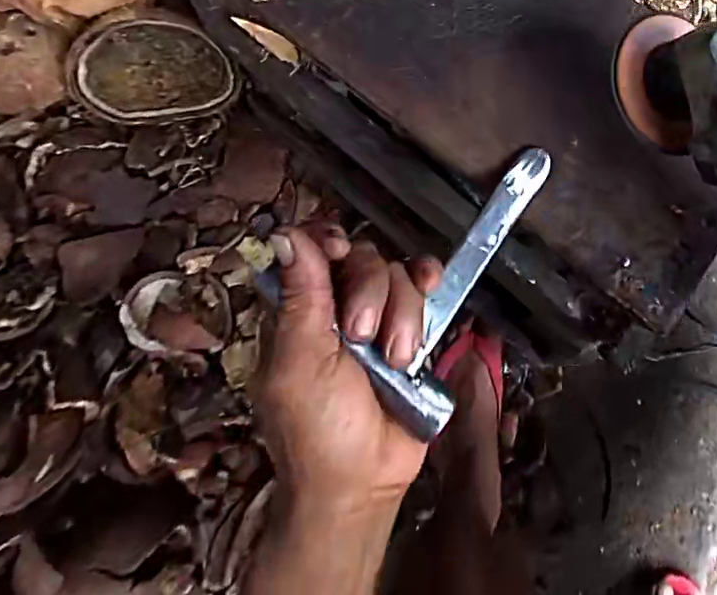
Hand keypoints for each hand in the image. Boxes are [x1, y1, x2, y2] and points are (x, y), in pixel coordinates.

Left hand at [253, 224, 443, 518]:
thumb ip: (300, 297)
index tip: (339, 253)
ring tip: (397, 359)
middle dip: (370, 293)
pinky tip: (432, 284)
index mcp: (300, 310)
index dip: (328, 241)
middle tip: (363, 337)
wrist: (364, 482)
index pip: (312, 249)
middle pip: (362, 257)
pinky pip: (424, 286)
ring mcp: (380, 314)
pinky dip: (428, 280)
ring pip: (396, 273)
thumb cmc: (316, 431)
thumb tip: (285, 234)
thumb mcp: (299, 363)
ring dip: (402, 313)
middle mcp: (339, 304)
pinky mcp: (413, 326)